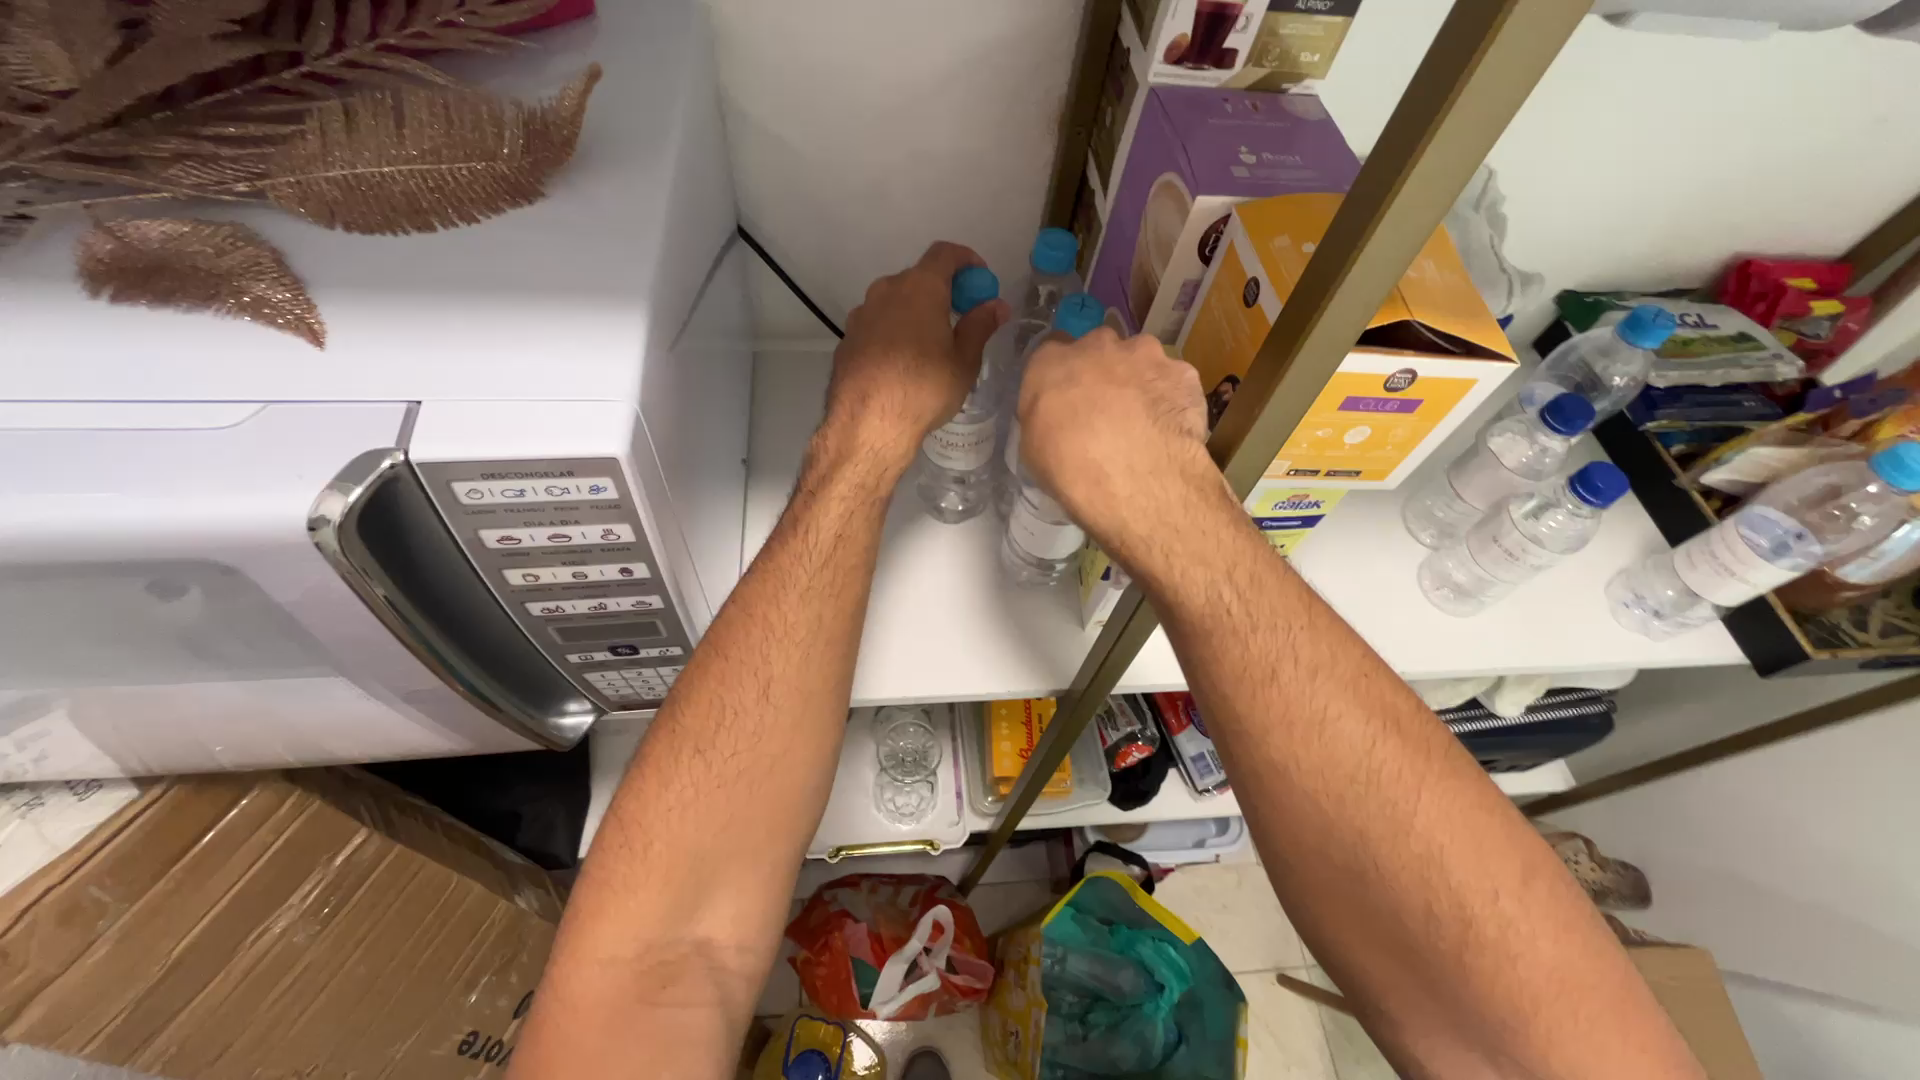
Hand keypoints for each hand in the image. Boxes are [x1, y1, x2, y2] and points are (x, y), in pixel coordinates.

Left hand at [821, 241, 1008, 472]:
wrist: (868, 423)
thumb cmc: (924, 388)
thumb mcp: (963, 361)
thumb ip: (980, 326)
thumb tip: (996, 305)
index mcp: (919, 288)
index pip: (944, 253)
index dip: (966, 260)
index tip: (980, 279)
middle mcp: (885, 291)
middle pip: (917, 277)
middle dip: (941, 290)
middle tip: (959, 317)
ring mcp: (861, 315)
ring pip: (893, 302)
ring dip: (914, 312)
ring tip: (930, 344)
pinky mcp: (847, 340)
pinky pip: (877, 325)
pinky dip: (893, 332)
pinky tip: (902, 363)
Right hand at [1016, 327, 1226, 557]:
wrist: (1133, 477)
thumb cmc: (1069, 467)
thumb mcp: (1033, 448)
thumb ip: (1044, 415)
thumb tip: (1057, 414)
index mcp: (1051, 362)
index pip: (1052, 349)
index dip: (1062, 374)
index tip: (1067, 396)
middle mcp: (1098, 346)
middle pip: (1100, 348)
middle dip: (1103, 371)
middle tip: (1106, 410)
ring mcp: (1145, 354)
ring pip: (1141, 359)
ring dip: (1139, 380)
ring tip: (1144, 421)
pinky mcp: (1182, 372)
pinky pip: (1174, 381)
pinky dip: (1171, 398)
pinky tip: (1171, 428)